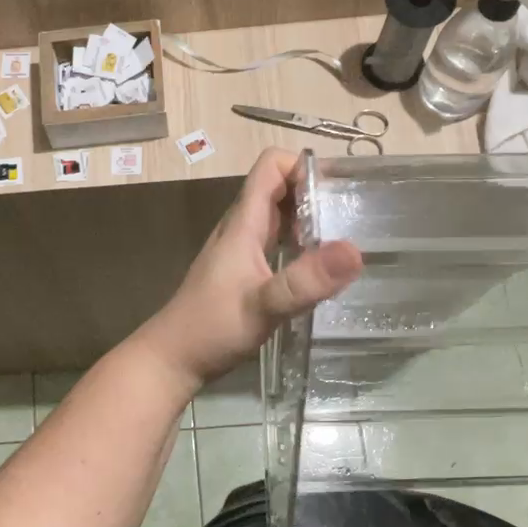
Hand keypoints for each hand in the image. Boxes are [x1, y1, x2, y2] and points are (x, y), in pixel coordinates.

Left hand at [133, 149, 362, 391]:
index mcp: (242, 225)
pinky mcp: (241, 274)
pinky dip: (298, 246)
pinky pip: (274, 244)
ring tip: (342, 241)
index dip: (304, 166)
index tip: (338, 189)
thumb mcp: (263, 307)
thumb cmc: (211, 330)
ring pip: (276, 218)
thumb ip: (305, 282)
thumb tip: (355, 251)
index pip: (270, 167)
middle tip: (352, 216)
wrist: (171, 360)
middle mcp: (240, 230)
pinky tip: (315, 271)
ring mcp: (239, 252)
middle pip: (277, 189)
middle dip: (314, 192)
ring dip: (308, 219)